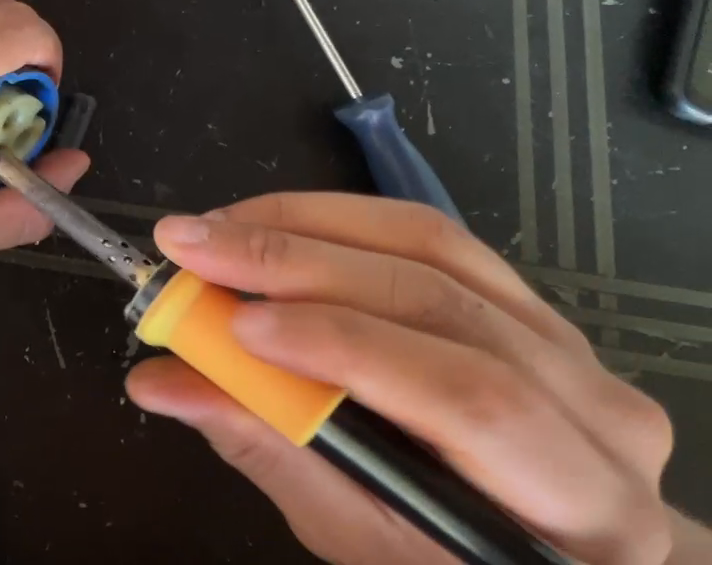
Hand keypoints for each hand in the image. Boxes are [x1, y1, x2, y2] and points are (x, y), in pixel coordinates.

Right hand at [125, 194, 675, 564]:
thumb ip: (268, 453)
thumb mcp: (358, 537)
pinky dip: (330, 218)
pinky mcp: (520, 296)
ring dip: (302, 223)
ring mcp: (562, 339)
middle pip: (437, 300)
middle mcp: (592, 405)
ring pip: (430, 247)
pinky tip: (266, 225)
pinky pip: (427, 234)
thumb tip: (157, 382)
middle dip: (292, 261)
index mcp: (574, 496)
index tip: (232, 323)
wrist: (557, 544)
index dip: (342, 345)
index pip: (467, 398)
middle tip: (186, 245)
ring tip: (213, 229)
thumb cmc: (447, 556)